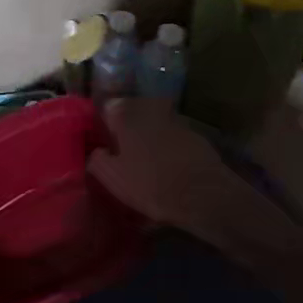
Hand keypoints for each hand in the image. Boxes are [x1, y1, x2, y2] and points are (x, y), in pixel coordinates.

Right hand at [86, 99, 240, 231]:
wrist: (204, 195)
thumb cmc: (150, 183)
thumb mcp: (112, 177)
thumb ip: (98, 159)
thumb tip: (98, 151)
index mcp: (127, 115)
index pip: (109, 108)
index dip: (106, 124)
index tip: (105, 141)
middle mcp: (152, 110)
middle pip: (134, 112)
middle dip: (129, 128)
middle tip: (124, 150)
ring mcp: (177, 121)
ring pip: (156, 124)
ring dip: (151, 137)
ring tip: (148, 162)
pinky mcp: (198, 137)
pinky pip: (175, 139)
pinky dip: (170, 148)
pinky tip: (170, 168)